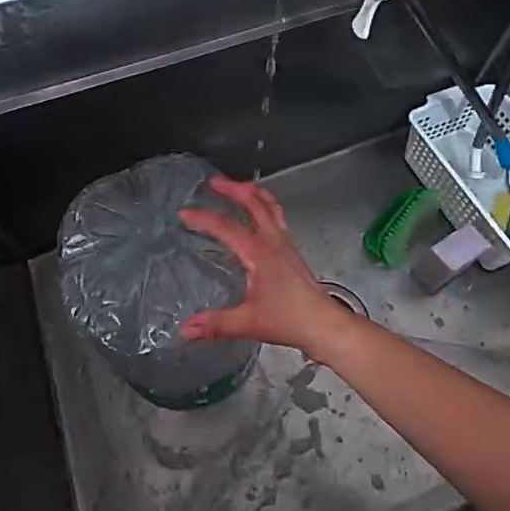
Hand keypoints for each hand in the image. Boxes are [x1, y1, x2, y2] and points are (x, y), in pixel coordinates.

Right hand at [179, 176, 362, 361]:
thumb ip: (215, 324)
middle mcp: (274, 242)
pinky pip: (277, 219)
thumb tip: (187, 328)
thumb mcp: (248, 323)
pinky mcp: (291, 253)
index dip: (204, 218)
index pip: (227, 227)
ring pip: (270, 207)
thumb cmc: (292, 320)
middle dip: (234, 188)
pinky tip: (257, 217)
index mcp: (260, 253)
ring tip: (238, 187)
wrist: (324, 325)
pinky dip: (264, 207)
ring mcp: (285, 245)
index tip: (185, 214)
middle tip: (214, 182)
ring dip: (253, 193)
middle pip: (255, 203)